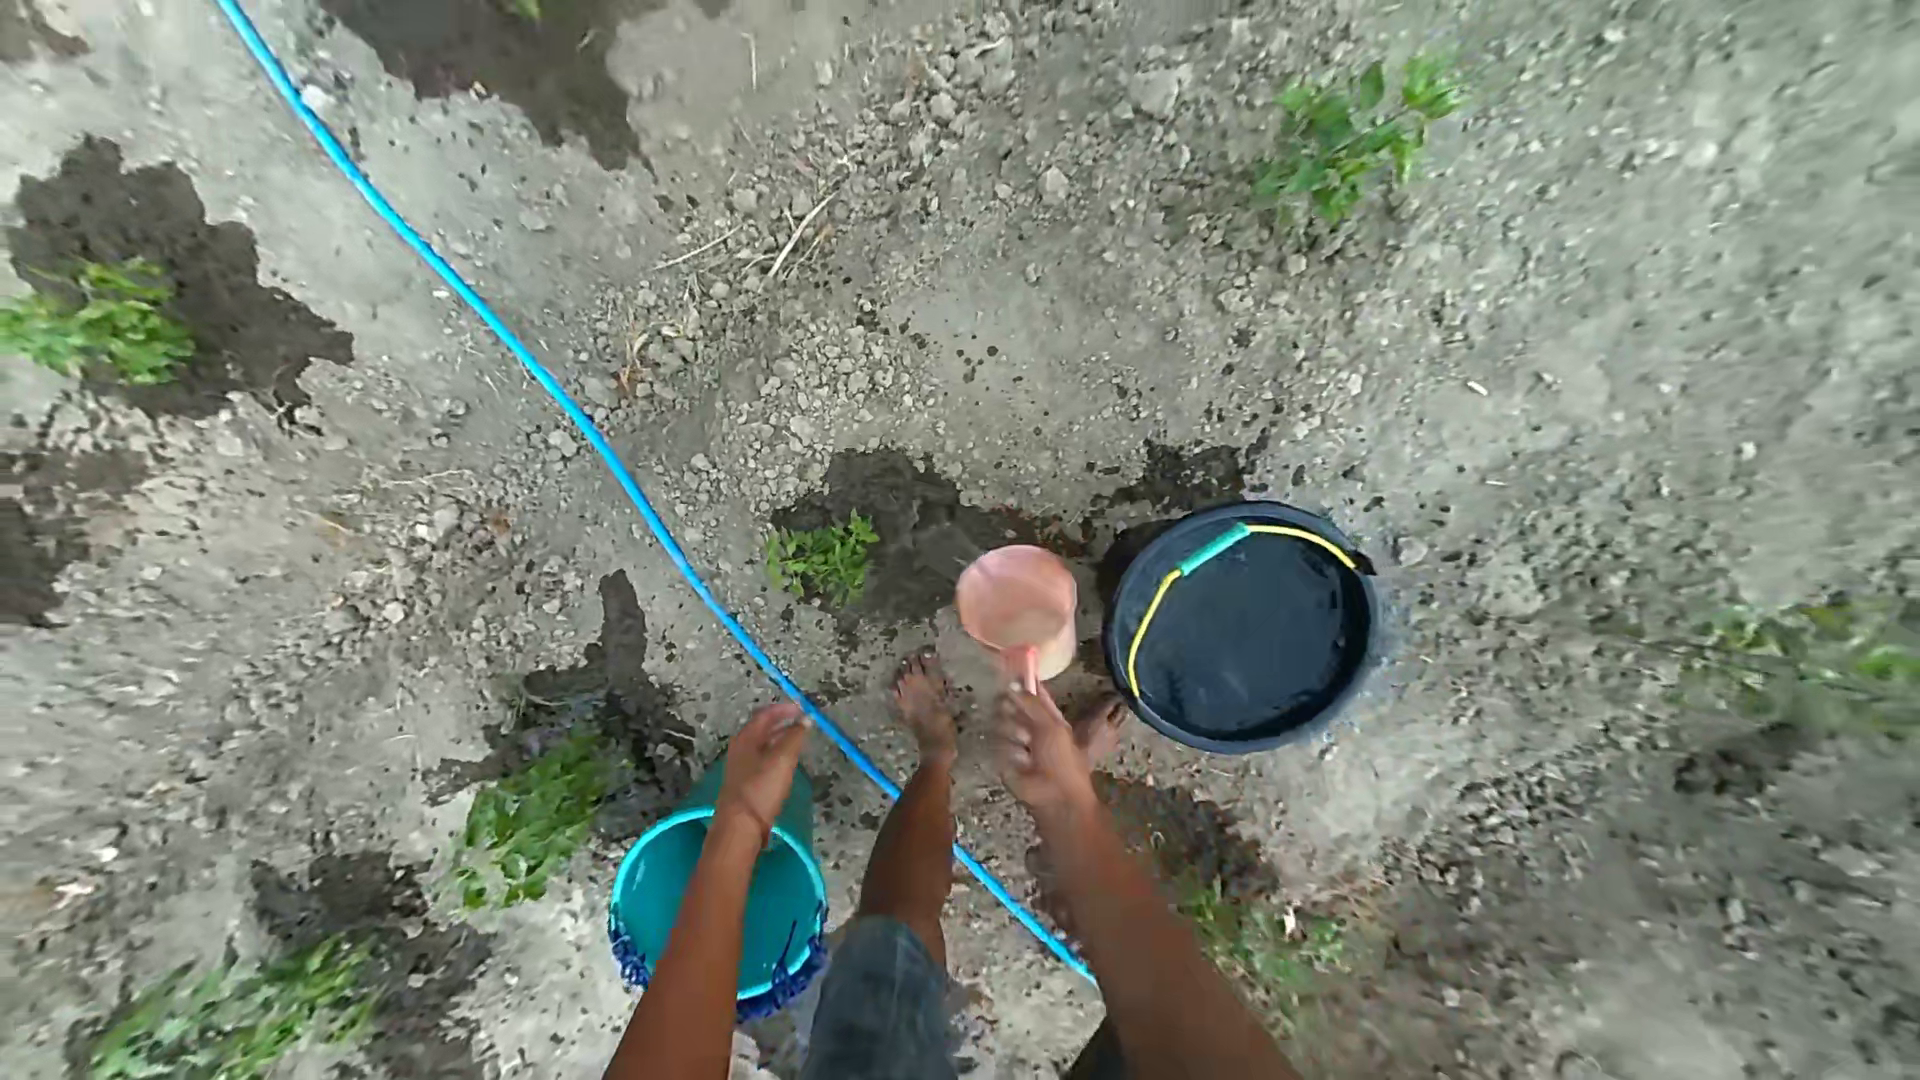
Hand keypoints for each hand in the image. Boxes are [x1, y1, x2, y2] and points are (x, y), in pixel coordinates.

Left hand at [714, 703, 810, 838]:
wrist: (740, 828)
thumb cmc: (761, 788)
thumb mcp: (783, 759)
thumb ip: (795, 736)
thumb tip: (805, 720)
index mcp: (746, 738)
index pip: (765, 714)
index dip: (784, 708)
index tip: (803, 707)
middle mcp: (740, 748)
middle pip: (762, 727)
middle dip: (782, 720)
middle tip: (802, 720)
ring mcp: (741, 766)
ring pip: (763, 742)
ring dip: (780, 736)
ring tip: (798, 737)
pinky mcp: (745, 782)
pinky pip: (763, 757)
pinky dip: (776, 751)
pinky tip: (787, 760)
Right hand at [994, 684, 1096, 819]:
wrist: (1054, 797)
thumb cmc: (1061, 760)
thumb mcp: (1052, 725)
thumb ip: (1032, 702)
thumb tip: (1013, 682)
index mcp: (1047, 716)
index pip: (1032, 692)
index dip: (1023, 682)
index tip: (1010, 671)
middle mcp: (1029, 725)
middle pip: (1011, 705)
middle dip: (1014, 711)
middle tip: (1021, 717)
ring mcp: (1014, 741)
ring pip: (1001, 723)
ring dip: (1015, 735)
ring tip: (1027, 750)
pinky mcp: (1002, 757)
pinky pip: (997, 744)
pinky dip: (1010, 752)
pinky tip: (1021, 762)